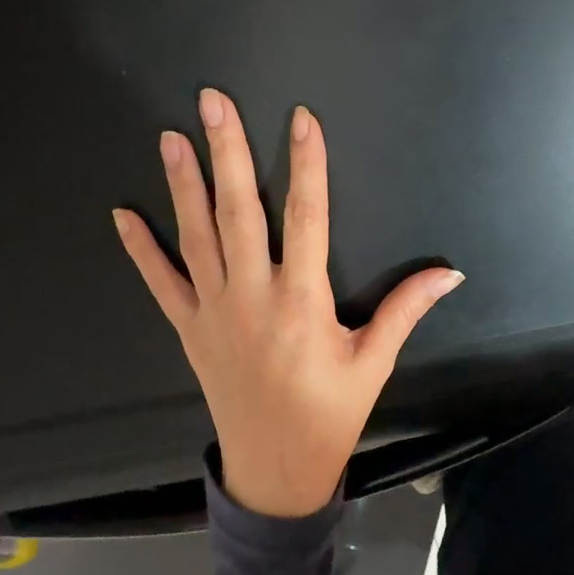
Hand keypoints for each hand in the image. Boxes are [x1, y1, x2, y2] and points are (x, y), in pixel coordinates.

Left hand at [111, 90, 464, 516]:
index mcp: (303, 301)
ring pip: (196, 235)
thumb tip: (451, 272)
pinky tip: (122, 214)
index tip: (300, 119)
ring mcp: (213, 312)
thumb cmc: (330, 415)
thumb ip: (407, 309)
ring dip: (183, 183)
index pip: (307, 216)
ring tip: (172, 136)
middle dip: (227, 151)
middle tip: (212, 102)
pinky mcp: (188, 330)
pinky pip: (160, 282)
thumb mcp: (375, 362)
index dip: (306, 163)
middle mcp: (253, 297)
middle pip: (238, 210)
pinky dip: (140, 249)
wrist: (275, 472)